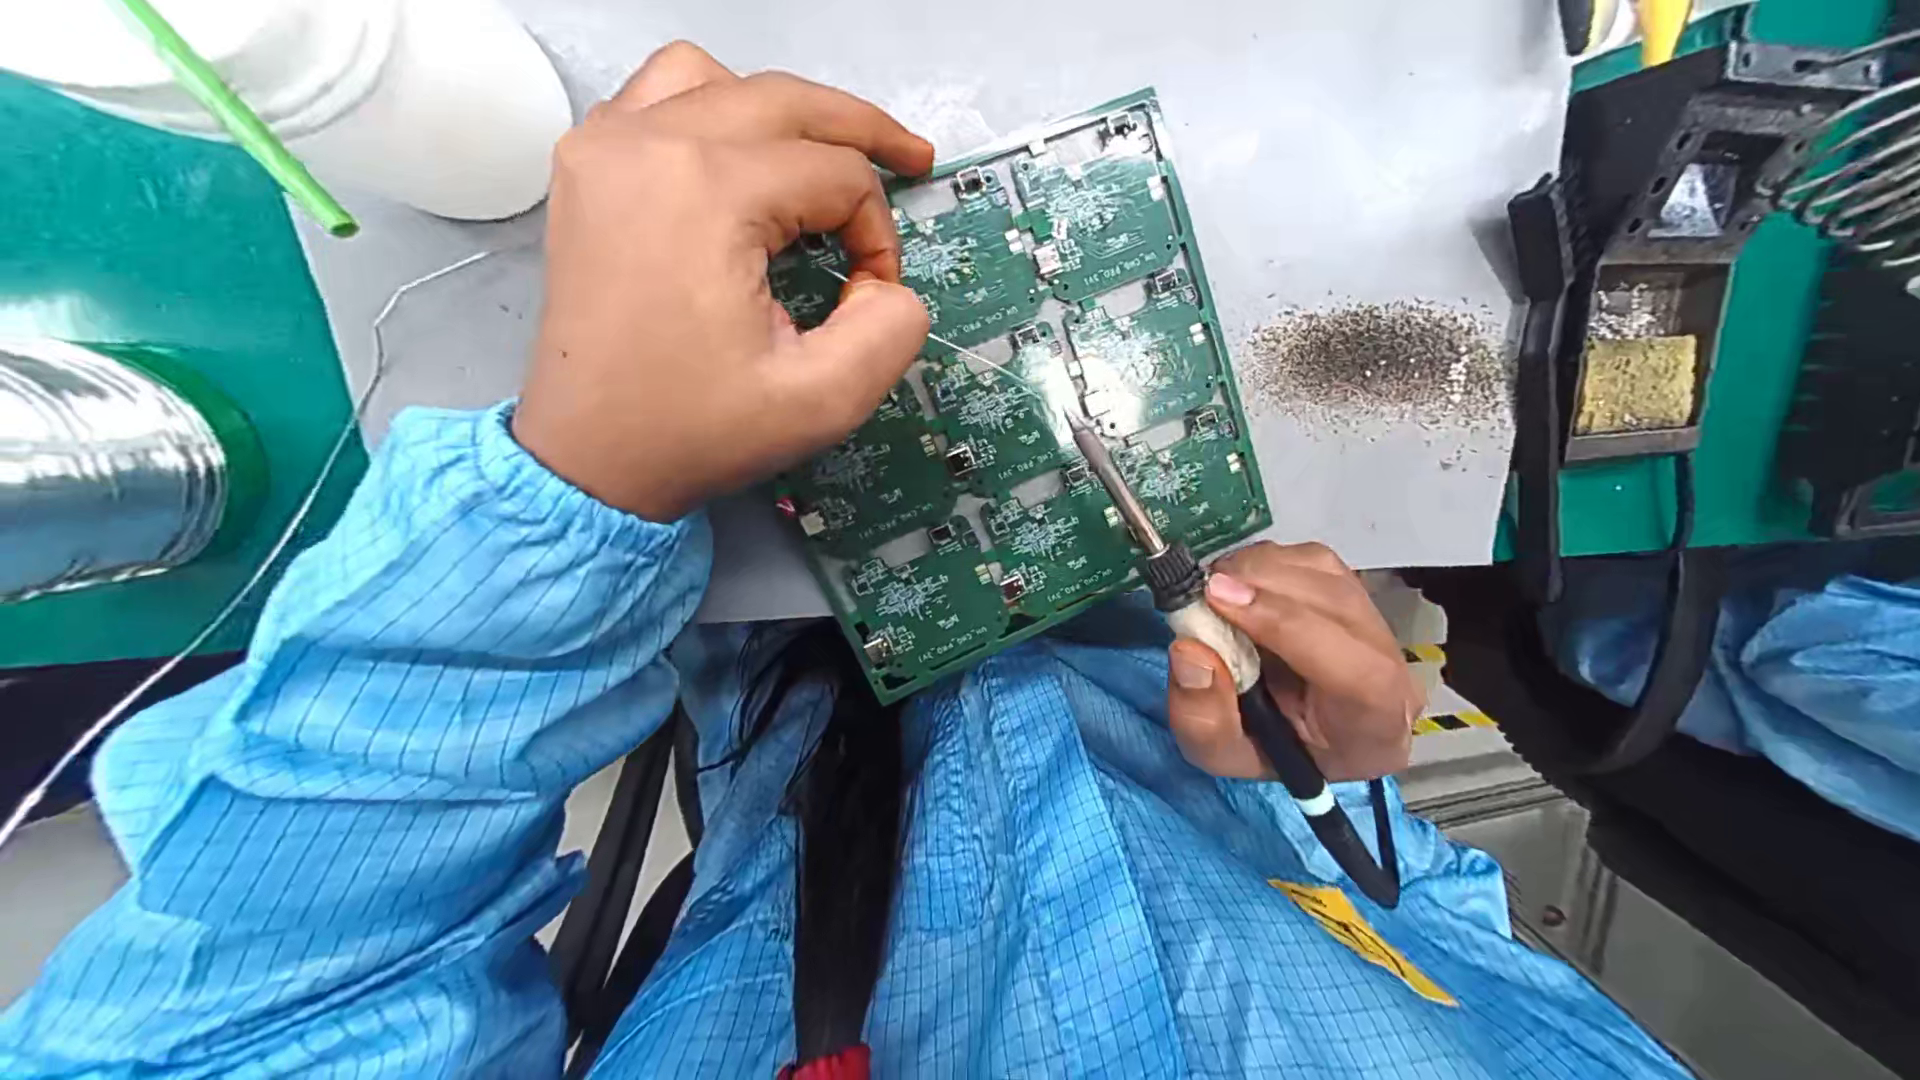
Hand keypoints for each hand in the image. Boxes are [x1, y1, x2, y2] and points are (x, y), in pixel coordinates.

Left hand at [513, 42, 935, 520]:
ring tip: (822, 166)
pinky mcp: (587, 169)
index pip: (837, 175)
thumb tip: (888, 283)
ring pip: (724, 84)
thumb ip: (891, 330)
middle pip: (788, 104)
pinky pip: (664, 99)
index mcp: (709, 193)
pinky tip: (744, 167)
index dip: (878, 233)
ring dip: (788, 118)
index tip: (874, 295)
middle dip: (863, 136)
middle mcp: (649, 143)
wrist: (595, 458)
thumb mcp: (825, 400)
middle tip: (912, 160)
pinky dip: (720, 116)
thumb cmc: (703, 432)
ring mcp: (606, 147)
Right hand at [1165, 542, 1421, 781]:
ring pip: (1325, 573)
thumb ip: (1202, 718)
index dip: (1286, 625)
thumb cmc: (1266, 748)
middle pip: (1337, 605)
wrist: (1294, 731)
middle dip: (1261, 586)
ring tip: (1213, 590)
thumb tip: (1190, 650)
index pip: (1356, 670)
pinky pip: (1311, 559)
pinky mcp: (1352, 591)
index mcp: (1372, 727)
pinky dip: (1264, 562)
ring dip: (1257, 570)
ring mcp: (1375, 624)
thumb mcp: (1220, 755)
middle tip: (1200, 591)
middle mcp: (1391, 671)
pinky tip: (1237, 584)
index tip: (1218, 599)